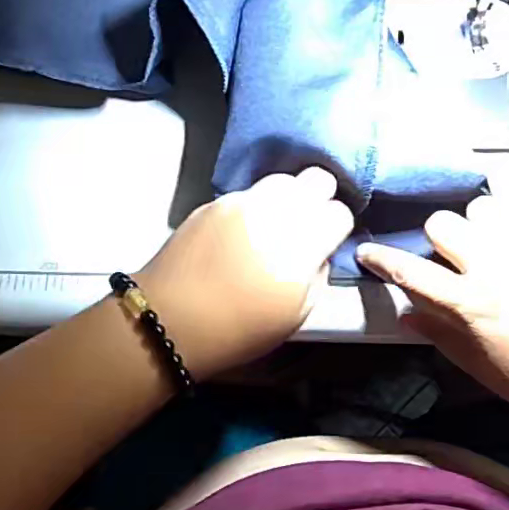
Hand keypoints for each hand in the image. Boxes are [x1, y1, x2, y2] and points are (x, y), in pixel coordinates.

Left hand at [135, 168, 353, 378]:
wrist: (169, 321)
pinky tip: (243, 235)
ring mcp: (241, 201)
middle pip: (316, 179)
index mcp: (302, 243)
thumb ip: (317, 275)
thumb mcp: (295, 316)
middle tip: (309, 227)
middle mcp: (275, 211)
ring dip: (288, 199)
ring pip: (281, 181)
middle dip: (319, 199)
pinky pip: (248, 194)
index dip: (337, 228)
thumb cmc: (238, 330)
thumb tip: (317, 255)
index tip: (327, 243)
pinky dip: (255, 208)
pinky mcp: (213, 203)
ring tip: (275, 227)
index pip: (339, 212)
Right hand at [355, 197, 508, 444]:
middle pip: (442, 222)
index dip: (381, 260)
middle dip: (439, 238)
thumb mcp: (487, 372)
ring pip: (483, 204)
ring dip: (480, 223)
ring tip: (495, 245)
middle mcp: (494, 264)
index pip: (409, 271)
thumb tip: (410, 314)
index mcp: (470, 303)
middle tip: (454, 259)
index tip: (369, 253)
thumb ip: (444, 338)